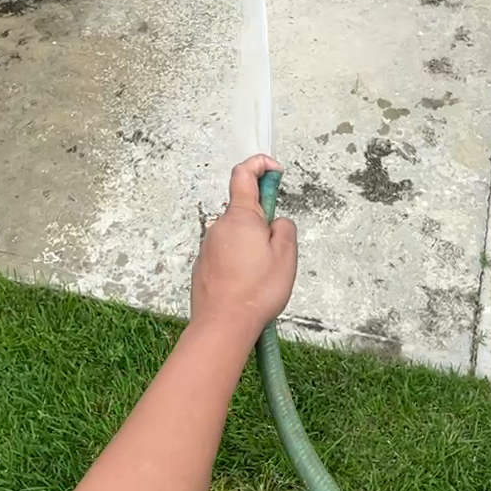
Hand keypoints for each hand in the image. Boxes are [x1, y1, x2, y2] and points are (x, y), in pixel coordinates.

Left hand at [191, 155, 297, 343]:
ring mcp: (209, 246)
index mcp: (240, 217)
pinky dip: (240, 262)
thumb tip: (277, 222)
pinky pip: (227, 254)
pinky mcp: (204, 265)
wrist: (223, 324)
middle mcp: (219, 227)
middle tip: (277, 250)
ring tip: (263, 275)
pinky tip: (248, 285)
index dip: (260, 165)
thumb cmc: (255, 292)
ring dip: (252, 246)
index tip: (275, 171)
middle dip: (264, 223)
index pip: (244, 174)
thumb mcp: (286, 256)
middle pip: (244, 210)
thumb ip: (284, 228)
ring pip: (237, 235)